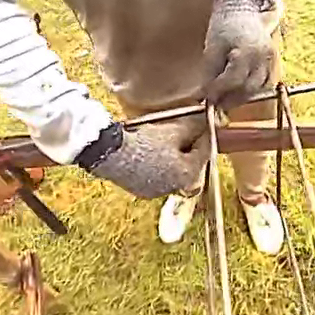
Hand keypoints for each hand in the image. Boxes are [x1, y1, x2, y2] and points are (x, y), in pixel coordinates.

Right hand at [82, 119, 210, 198]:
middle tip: (181, 133)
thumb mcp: (173, 130)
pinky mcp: (140, 191)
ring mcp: (157, 192)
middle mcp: (175, 188)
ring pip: (171, 172)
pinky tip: (148, 153)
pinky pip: (155, 177)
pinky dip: (156, 166)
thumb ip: (193, 127)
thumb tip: (204, 122)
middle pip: (188, 165)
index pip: (204, 153)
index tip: (202, 126)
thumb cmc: (145, 142)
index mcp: (188, 174)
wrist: (111, 154)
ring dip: (171, 159)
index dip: (203, 137)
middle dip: (186, 148)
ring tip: (162, 142)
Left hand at [201, 0, 279, 109]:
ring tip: (226, 99)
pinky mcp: (274, 62)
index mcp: (246, 51)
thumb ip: (210, 73)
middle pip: (247, 89)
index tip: (206, 99)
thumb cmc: (225, 25)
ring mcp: (271, 61)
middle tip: (215, 104)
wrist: (244, 7)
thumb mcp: (212, 47)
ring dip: (241, 98)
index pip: (232, 80)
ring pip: (258, 90)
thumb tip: (204, 96)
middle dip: (229, 99)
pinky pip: (266, 84)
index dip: (218, 92)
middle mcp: (262, 58)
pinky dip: (253, 91)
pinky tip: (241, 92)